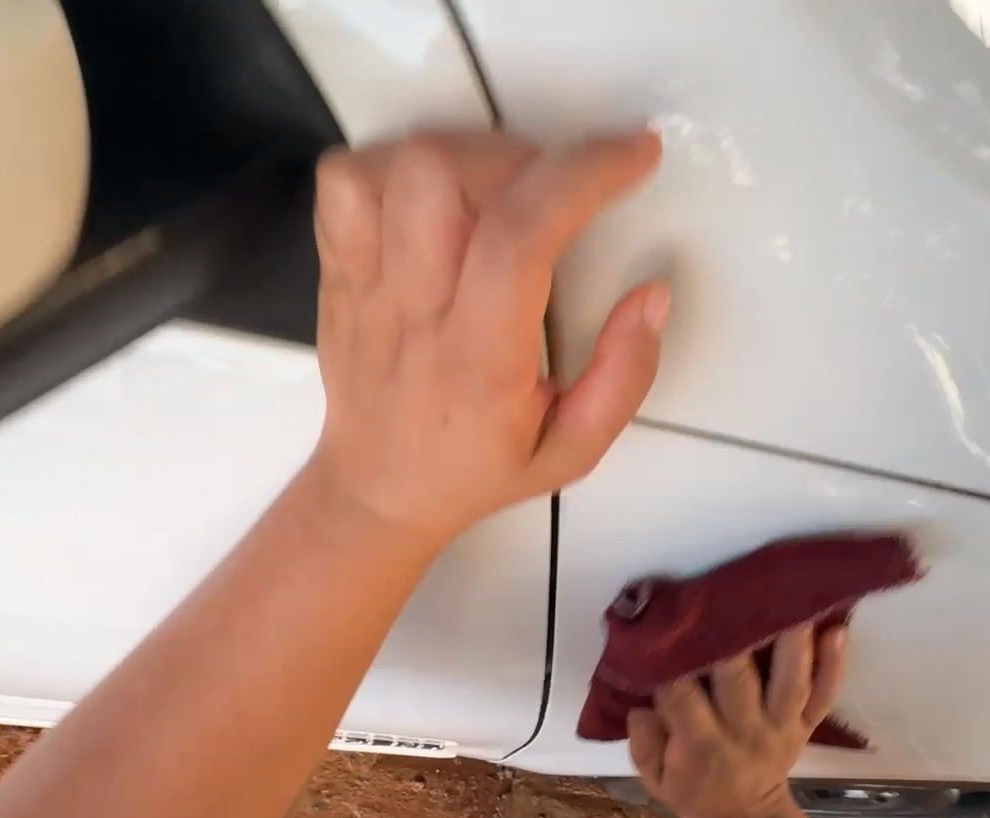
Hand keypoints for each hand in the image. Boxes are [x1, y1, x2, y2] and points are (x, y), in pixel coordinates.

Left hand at [303, 129, 667, 545]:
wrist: (378, 490)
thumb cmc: (480, 472)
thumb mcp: (574, 451)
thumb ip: (623, 377)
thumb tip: (652, 294)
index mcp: (480, 360)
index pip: (520, 237)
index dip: (583, 176)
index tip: (635, 156)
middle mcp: (414, 312)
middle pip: (441, 176)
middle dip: (519, 156)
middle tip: (553, 192)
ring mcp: (363, 286)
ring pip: (392, 167)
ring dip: (462, 155)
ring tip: (500, 193)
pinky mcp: (337, 272)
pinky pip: (346, 182)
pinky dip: (397, 166)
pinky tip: (437, 204)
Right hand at [628, 625, 849, 817]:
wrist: (745, 817)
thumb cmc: (691, 787)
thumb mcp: (653, 776)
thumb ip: (643, 739)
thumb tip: (641, 702)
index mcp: (701, 746)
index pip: (681, 697)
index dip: (672, 664)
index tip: (662, 629)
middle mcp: (745, 732)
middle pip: (739, 683)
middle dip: (732, 644)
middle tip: (725, 599)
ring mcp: (782, 726)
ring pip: (790, 683)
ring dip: (792, 644)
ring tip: (792, 603)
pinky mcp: (807, 723)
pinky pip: (825, 695)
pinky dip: (834, 665)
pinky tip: (837, 630)